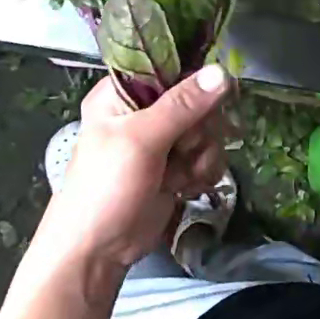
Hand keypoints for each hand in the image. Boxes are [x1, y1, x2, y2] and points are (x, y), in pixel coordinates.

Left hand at [35, 64, 231, 271]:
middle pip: (198, 99)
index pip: (171, 66)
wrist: (97, 252)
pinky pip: (207, 154)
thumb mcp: (142, 140)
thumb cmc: (106, 187)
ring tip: (183, 175)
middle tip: (185, 147)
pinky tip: (187, 187)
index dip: (195, 80)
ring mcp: (162, 139)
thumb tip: (222, 71)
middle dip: (201, 128)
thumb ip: (183, 105)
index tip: (212, 98)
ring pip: (207, 129)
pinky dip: (203, 171)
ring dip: (204, 154)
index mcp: (123, 92)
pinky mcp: (176, 165)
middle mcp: (144, 109)